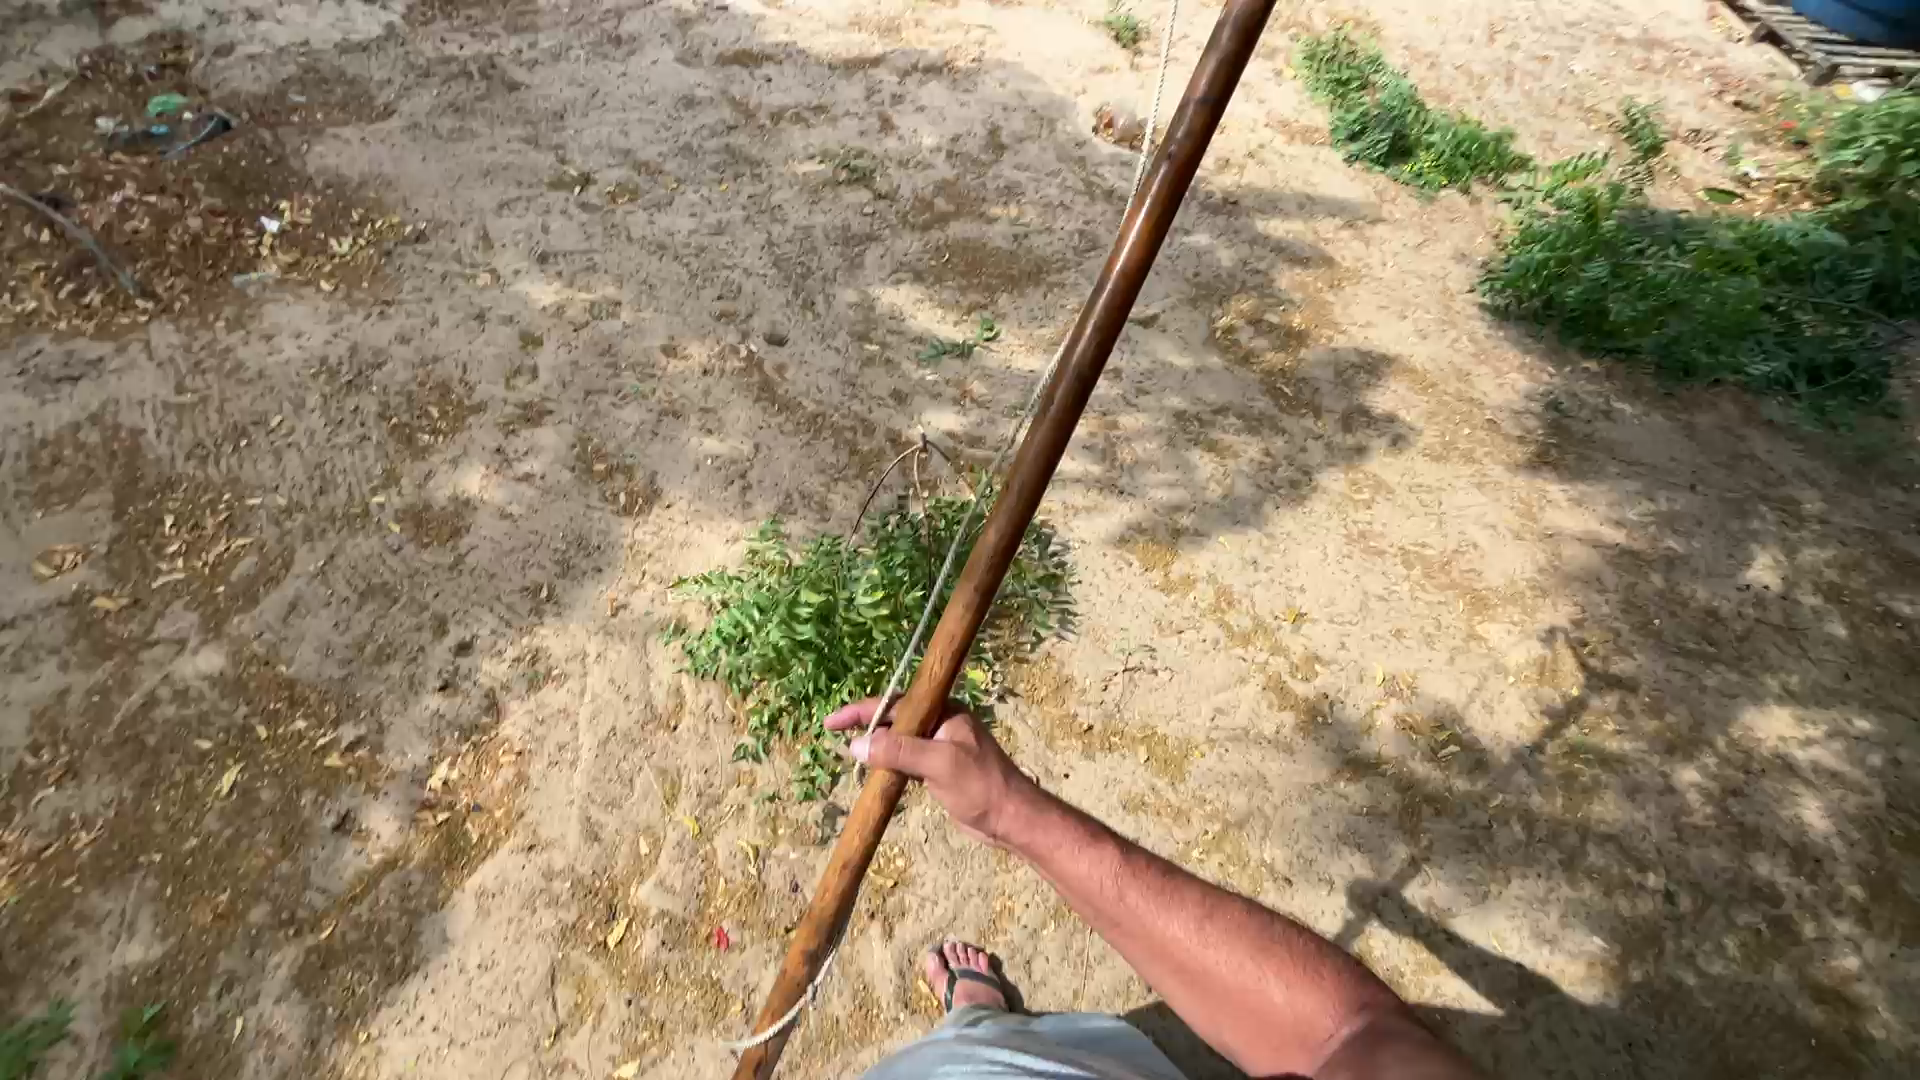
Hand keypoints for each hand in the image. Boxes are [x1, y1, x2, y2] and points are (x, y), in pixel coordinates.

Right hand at [824, 698, 1045, 846]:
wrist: (1011, 818)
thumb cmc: (980, 785)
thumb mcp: (939, 764)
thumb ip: (899, 752)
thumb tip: (857, 745)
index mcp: (944, 712)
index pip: (896, 705)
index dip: (862, 710)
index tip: (832, 720)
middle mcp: (940, 724)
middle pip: (895, 720)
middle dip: (865, 725)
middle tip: (834, 733)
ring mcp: (939, 747)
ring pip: (898, 741)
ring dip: (875, 746)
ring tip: (849, 754)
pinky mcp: (938, 769)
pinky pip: (905, 760)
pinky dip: (887, 764)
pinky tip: (873, 773)